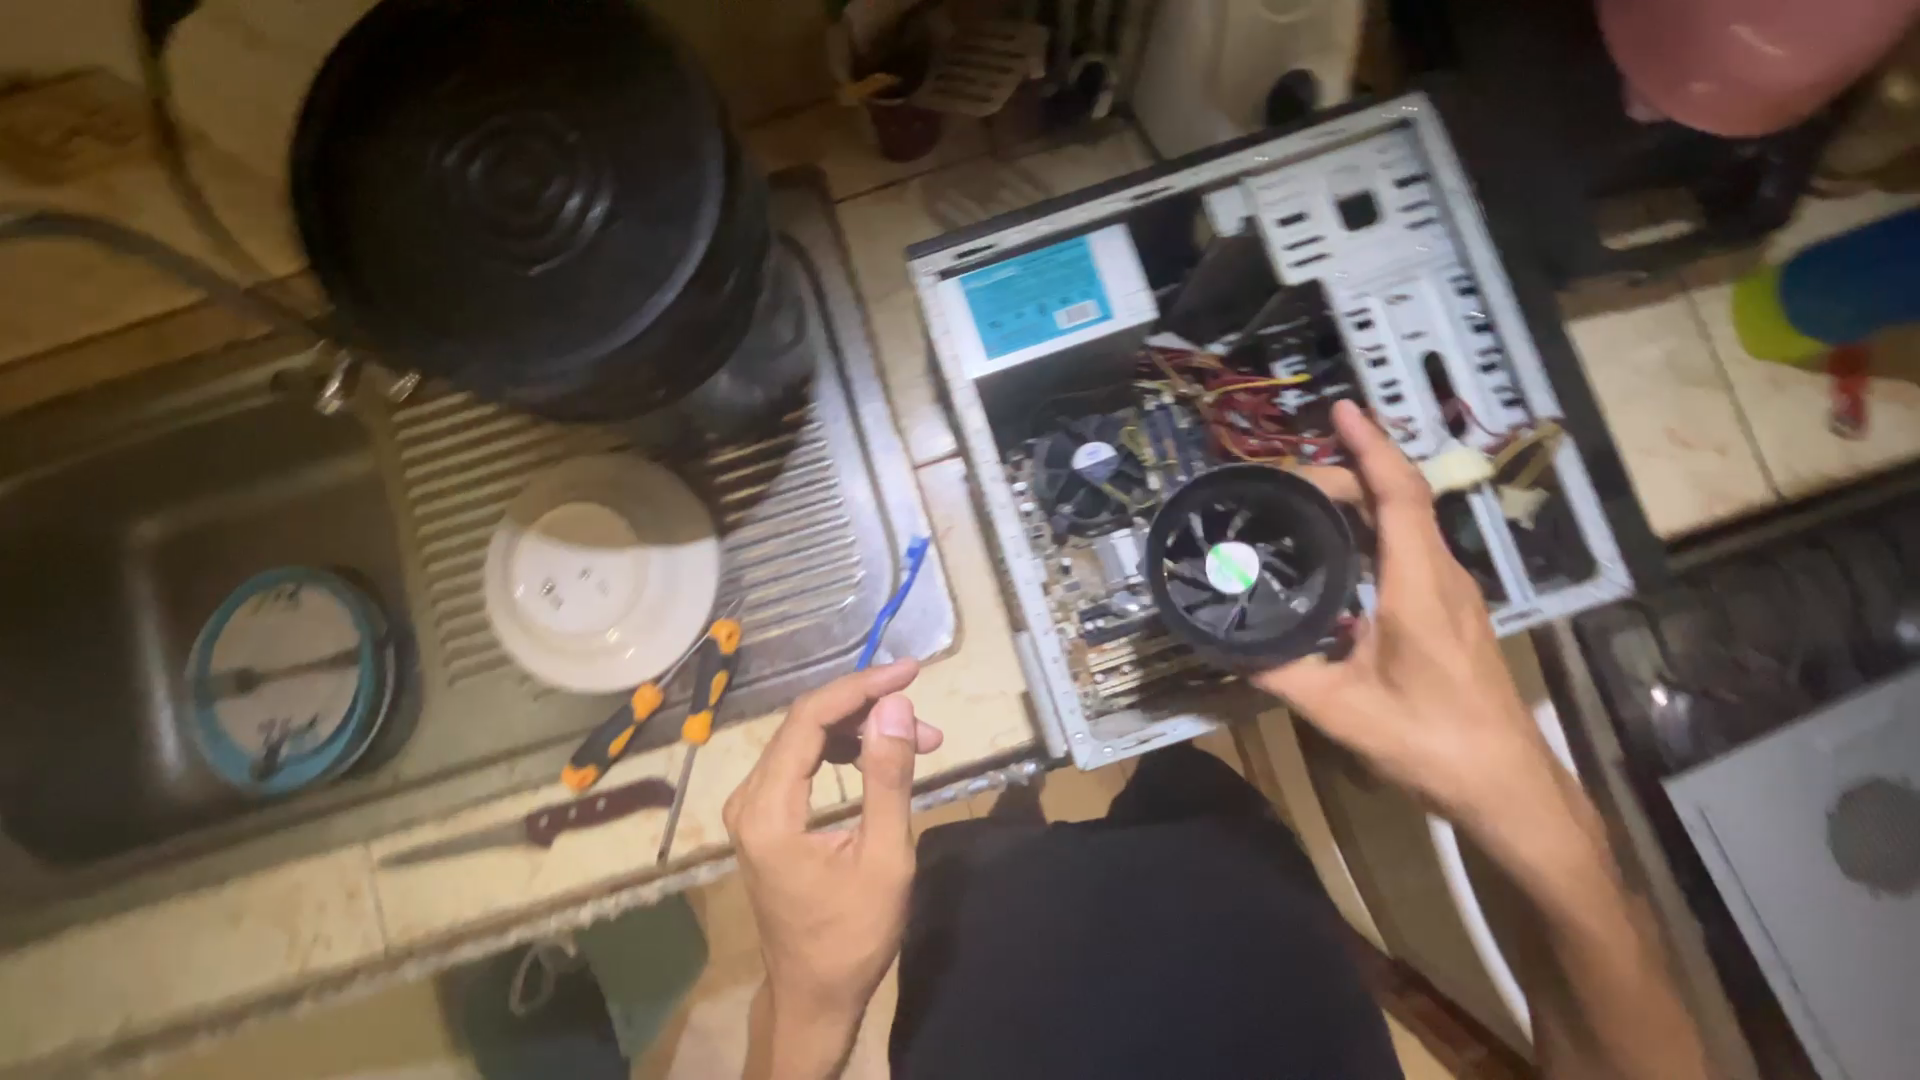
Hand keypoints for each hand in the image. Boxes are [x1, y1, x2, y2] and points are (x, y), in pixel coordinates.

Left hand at [724, 660, 943, 1076]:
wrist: (813, 996)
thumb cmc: (852, 936)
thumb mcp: (884, 857)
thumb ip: (888, 778)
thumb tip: (896, 706)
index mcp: (769, 810)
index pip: (809, 719)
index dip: (860, 687)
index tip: (910, 672)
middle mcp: (749, 798)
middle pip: (805, 723)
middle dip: (867, 709)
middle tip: (925, 719)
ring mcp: (752, 807)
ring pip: (806, 739)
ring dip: (860, 730)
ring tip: (918, 740)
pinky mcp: (764, 816)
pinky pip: (802, 762)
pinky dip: (843, 751)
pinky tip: (880, 757)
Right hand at [1255, 401, 1571, 836]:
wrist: (1505, 785)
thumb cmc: (1429, 742)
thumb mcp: (1340, 710)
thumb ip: (1280, 673)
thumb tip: (1226, 647)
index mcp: (1418, 587)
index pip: (1399, 496)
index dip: (1370, 447)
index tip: (1340, 411)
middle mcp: (1443, 576)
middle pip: (1401, 499)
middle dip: (1348, 471)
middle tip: (1285, 477)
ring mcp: (1454, 593)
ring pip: (1410, 521)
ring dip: (1363, 496)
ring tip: (1306, 495)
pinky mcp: (1452, 611)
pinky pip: (1412, 547)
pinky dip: (1374, 526)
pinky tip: (1339, 548)